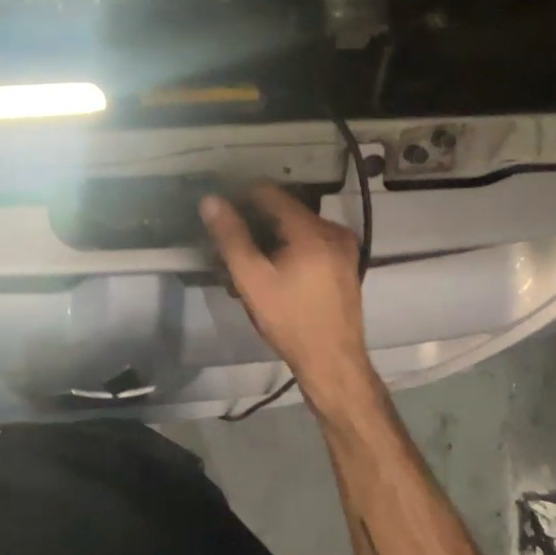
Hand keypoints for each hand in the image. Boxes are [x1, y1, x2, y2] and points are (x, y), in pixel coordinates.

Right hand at [200, 184, 367, 383]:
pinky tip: (268, 272)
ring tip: (243, 262)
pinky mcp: (344, 264)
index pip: (270, 194)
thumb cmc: (289, 319)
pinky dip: (286, 249)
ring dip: (267, 239)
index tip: (218, 208)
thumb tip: (210, 200)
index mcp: (312, 230)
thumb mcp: (251, 279)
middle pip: (283, 211)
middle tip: (226, 243)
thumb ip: (231, 237)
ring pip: (295, 228)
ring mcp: (343, 248)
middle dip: (253, 223)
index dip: (240, 196)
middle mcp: (333, 231)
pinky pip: (309, 243)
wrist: (332, 360)